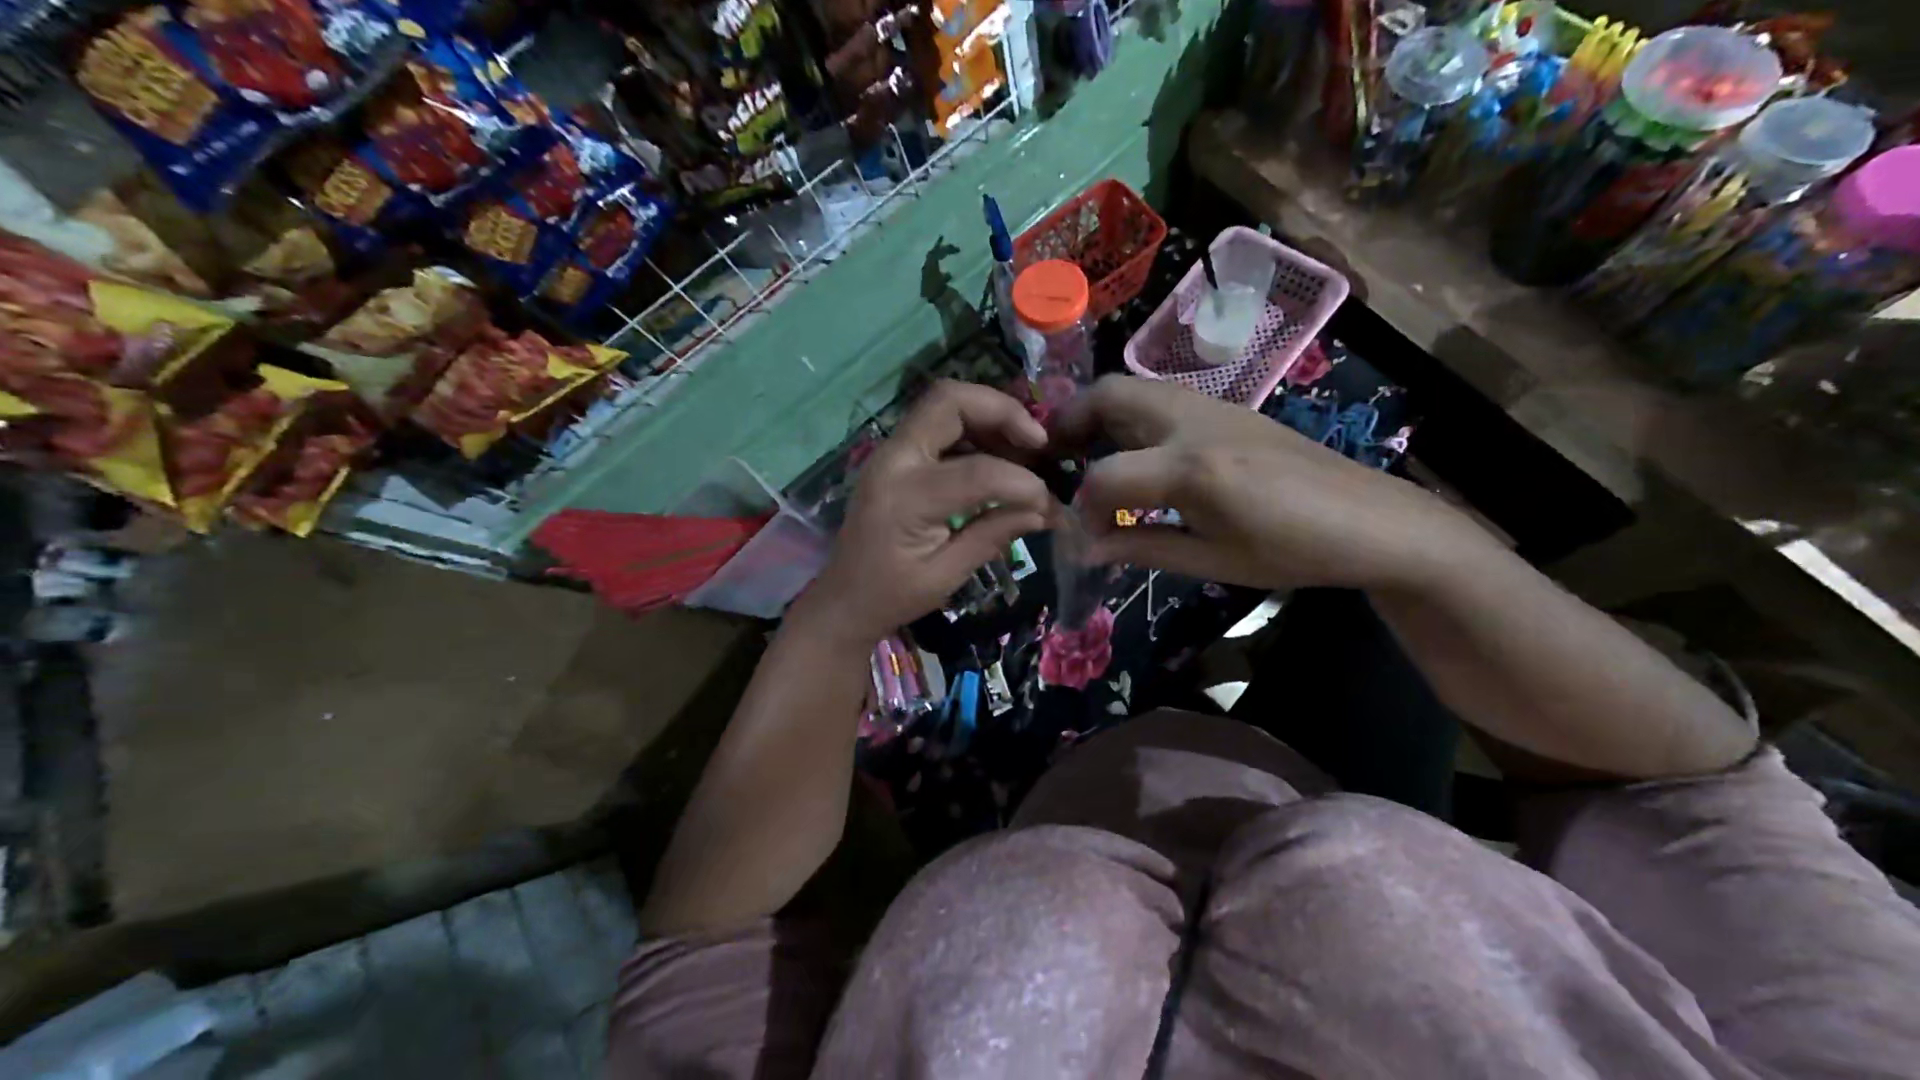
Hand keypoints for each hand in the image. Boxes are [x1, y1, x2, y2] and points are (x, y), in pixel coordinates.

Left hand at [799, 381, 1050, 641]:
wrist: (843, 599)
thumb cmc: (893, 595)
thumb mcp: (946, 575)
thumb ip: (993, 534)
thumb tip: (1045, 510)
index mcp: (906, 498)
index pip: (978, 471)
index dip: (1022, 483)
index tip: (1047, 503)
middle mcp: (894, 460)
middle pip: (950, 401)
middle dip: (1003, 410)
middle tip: (1038, 441)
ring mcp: (891, 452)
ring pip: (944, 403)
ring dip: (989, 416)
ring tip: (1022, 449)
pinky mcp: (895, 456)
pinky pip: (937, 423)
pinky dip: (973, 429)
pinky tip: (997, 457)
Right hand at [1051, 376, 1489, 591]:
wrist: (1373, 519)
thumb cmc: (1293, 550)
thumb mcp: (1212, 559)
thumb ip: (1141, 547)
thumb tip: (1086, 547)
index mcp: (1191, 468)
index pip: (1104, 478)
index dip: (1083, 510)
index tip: (1085, 535)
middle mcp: (1192, 422)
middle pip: (1106, 396)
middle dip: (1070, 423)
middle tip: (1059, 460)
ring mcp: (1211, 405)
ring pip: (1132, 386)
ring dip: (1099, 413)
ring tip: (1089, 453)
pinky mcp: (1224, 406)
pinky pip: (1158, 396)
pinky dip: (1128, 415)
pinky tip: (1137, 452)